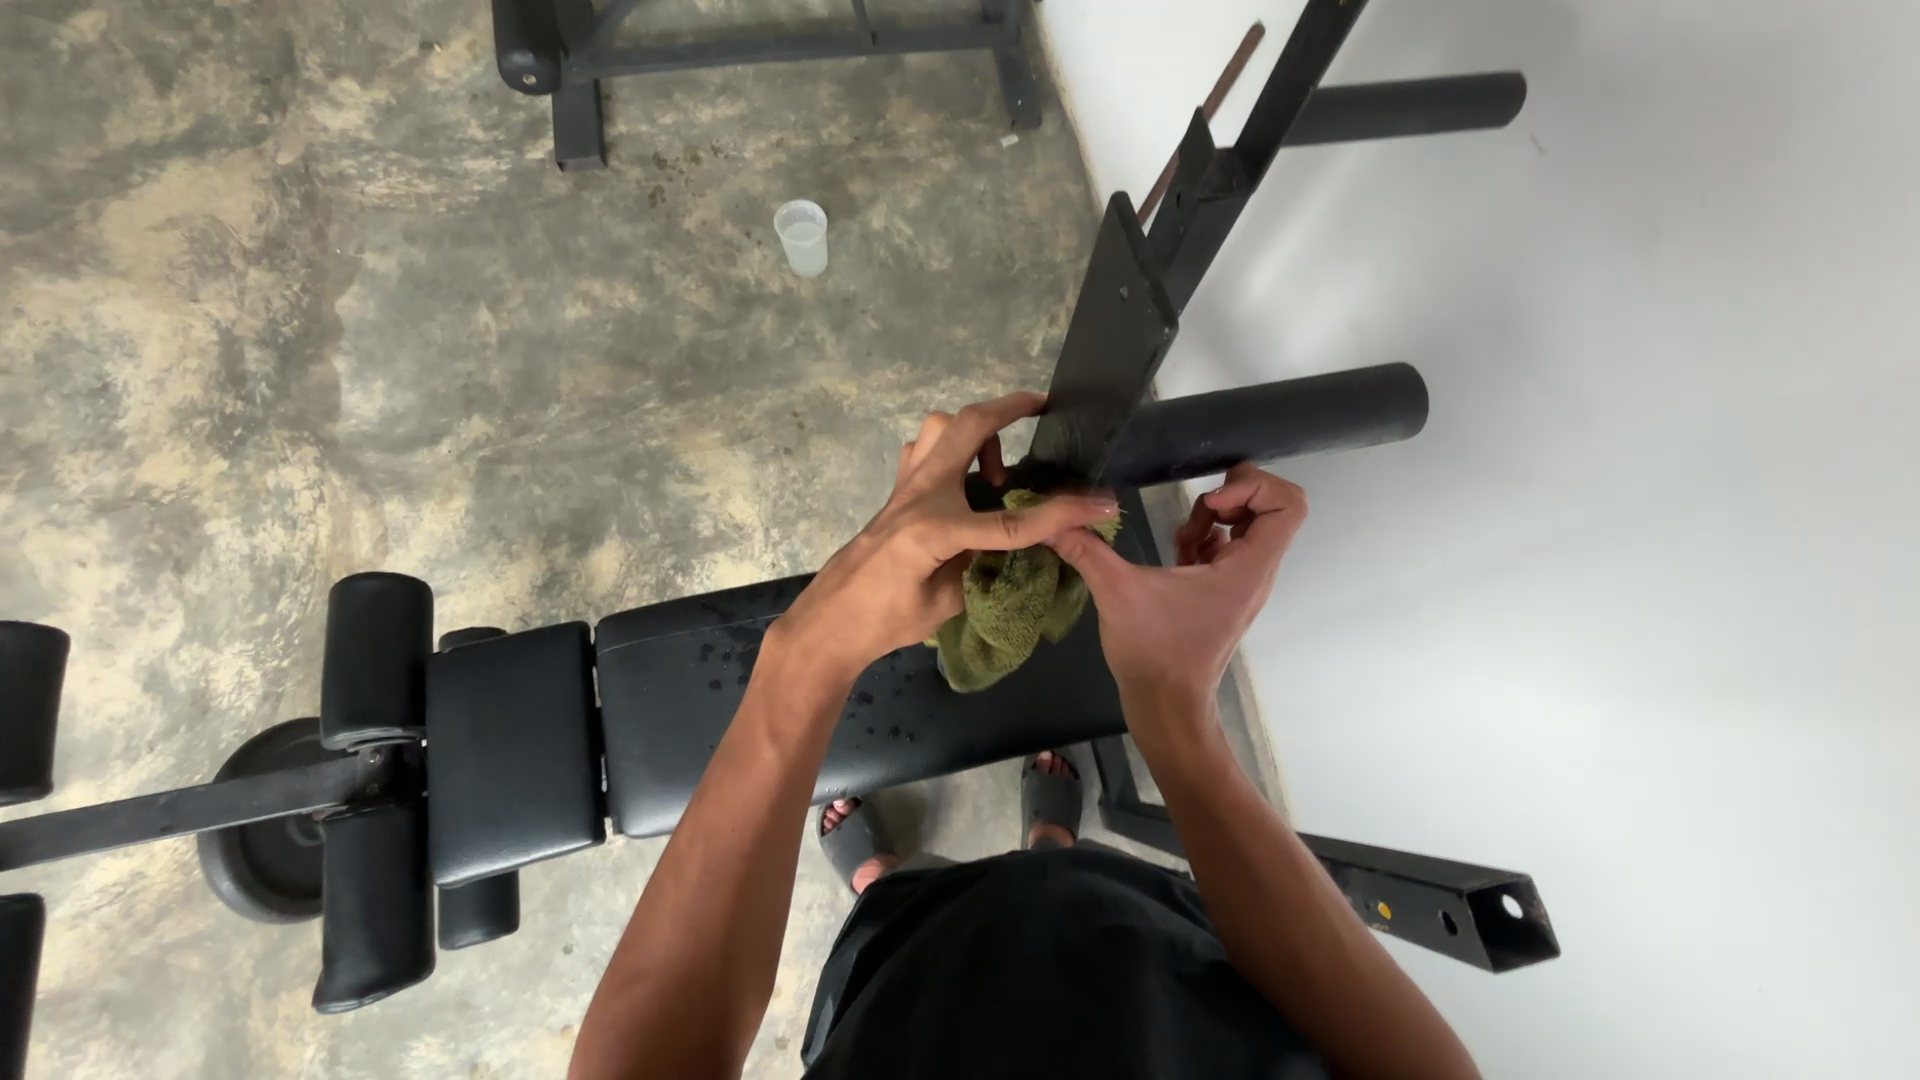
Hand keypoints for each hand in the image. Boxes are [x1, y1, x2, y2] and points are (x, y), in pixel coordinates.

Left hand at [775, 392, 1119, 678]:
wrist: (830, 621)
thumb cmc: (883, 622)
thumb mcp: (945, 604)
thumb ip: (985, 568)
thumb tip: (1015, 544)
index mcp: (935, 529)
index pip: (1013, 521)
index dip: (1061, 514)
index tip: (1099, 505)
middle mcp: (920, 494)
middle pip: (968, 426)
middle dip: (1009, 407)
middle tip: (1041, 408)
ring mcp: (903, 487)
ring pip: (939, 426)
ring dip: (976, 430)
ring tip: (996, 469)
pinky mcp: (895, 492)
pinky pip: (923, 449)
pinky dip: (950, 449)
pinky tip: (962, 482)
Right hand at [1046, 463, 1306, 708]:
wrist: (1165, 705)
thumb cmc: (1154, 650)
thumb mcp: (1117, 592)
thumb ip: (1086, 550)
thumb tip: (1051, 523)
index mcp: (1247, 568)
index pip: (1288, 505)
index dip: (1253, 487)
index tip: (1210, 501)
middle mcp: (1254, 573)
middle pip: (1272, 510)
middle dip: (1232, 497)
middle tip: (1197, 508)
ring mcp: (1240, 585)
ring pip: (1249, 529)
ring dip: (1214, 520)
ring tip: (1179, 538)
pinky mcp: (1222, 595)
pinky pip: (1228, 550)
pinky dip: (1204, 541)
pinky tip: (1174, 555)